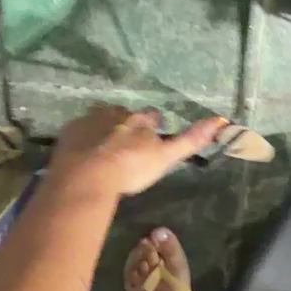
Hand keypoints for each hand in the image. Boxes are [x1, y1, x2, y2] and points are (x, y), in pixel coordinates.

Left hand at [46, 105, 226, 197]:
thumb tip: (220, 119)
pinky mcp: (70, 132)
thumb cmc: (131, 168)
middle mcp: (116, 113)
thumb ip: (191, 140)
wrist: (86, 177)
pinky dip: (83, 139)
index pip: (152, 117)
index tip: (152, 139)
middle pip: (125, 115)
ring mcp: (90, 121)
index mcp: (141, 119)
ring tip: (104, 152)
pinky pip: (80, 131)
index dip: (153, 127)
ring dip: (105, 131)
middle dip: (127, 126)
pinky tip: (84, 155)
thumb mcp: (166, 157)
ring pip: (101, 120)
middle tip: (126, 148)